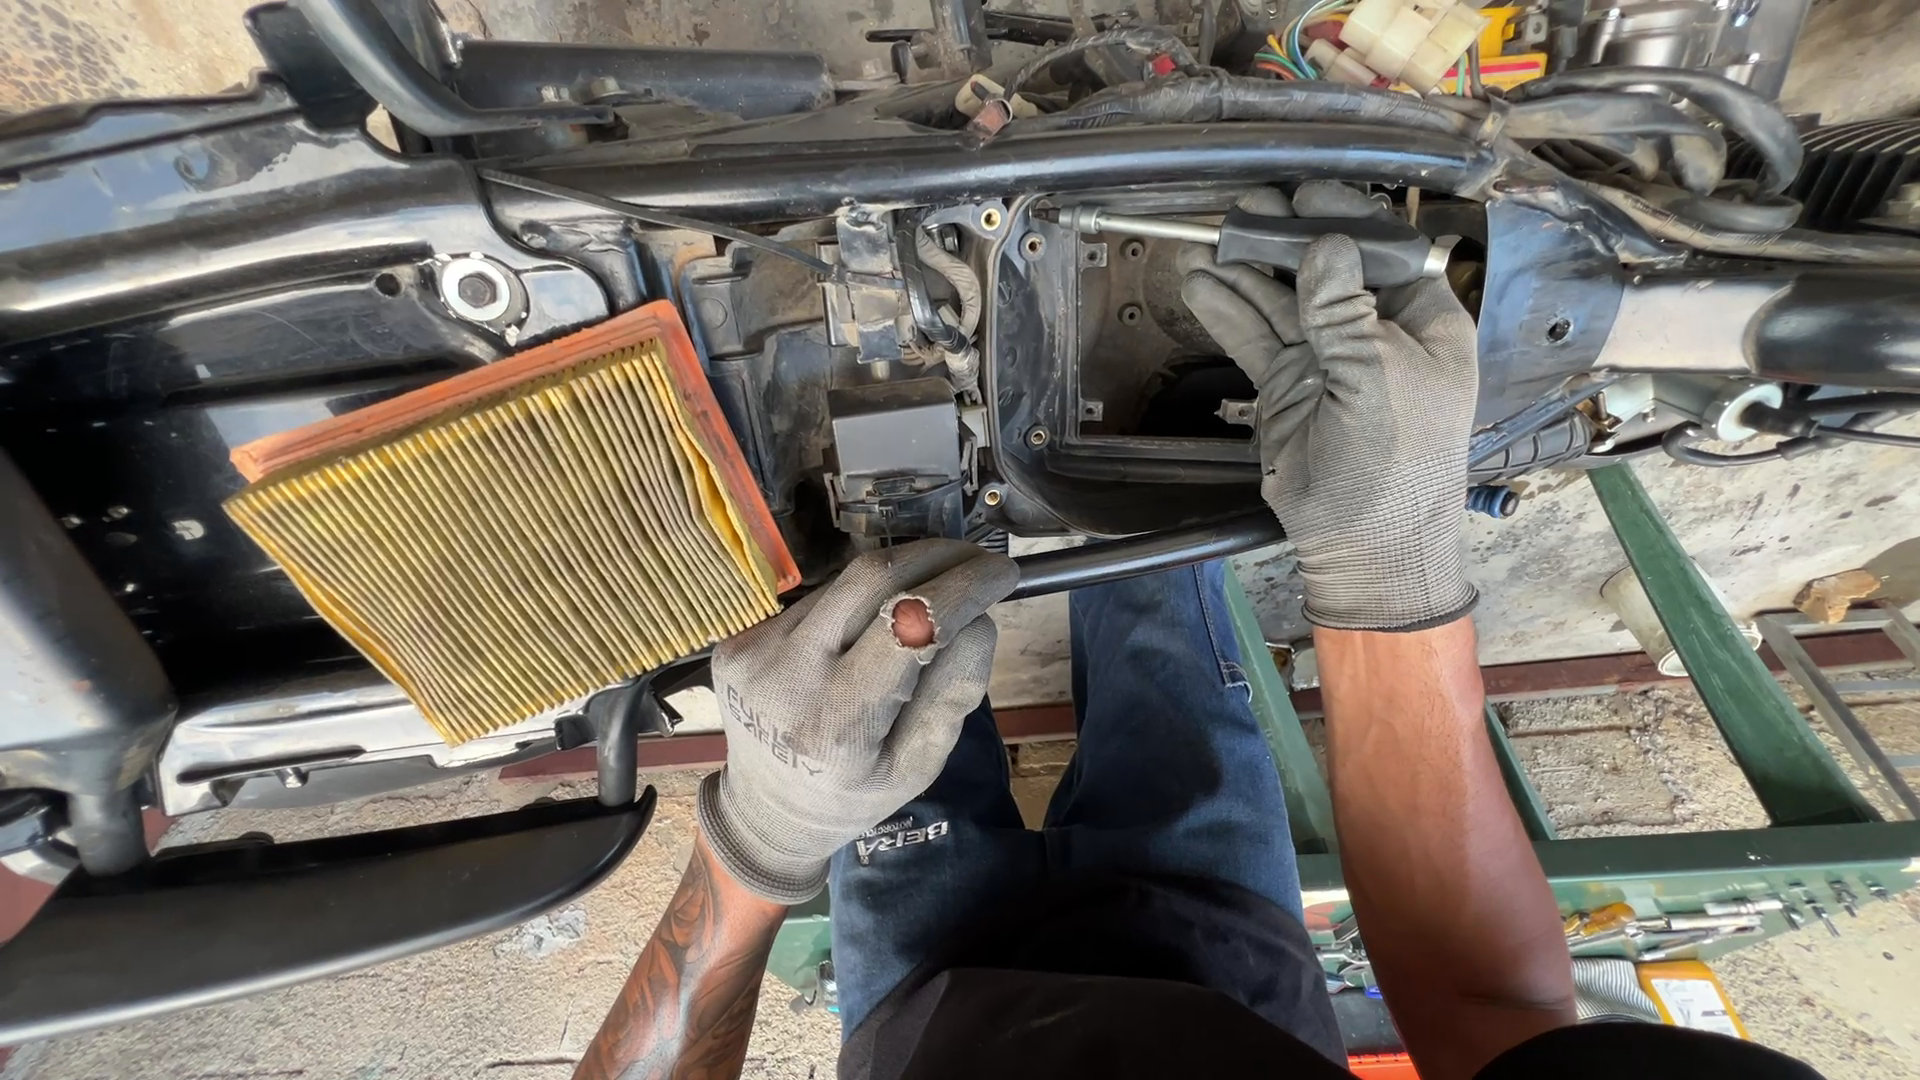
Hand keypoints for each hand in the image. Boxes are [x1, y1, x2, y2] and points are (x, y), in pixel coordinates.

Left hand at [696, 539, 1018, 902]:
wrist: (765, 811)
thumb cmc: (854, 795)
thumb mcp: (920, 765)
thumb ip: (954, 691)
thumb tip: (975, 618)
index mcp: (838, 726)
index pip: (909, 626)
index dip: (964, 587)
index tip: (1003, 573)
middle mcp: (786, 678)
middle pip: (872, 577)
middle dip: (938, 555)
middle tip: (978, 560)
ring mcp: (754, 652)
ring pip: (845, 580)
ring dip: (901, 574)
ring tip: (934, 590)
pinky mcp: (740, 638)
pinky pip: (819, 597)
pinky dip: (861, 597)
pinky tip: (875, 618)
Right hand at [1180, 181, 1477, 631]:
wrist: (1359, 540)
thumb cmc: (1393, 462)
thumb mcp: (1376, 381)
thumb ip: (1345, 315)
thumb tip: (1325, 245)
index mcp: (1419, 324)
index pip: (1382, 254)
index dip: (1345, 220)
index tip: (1305, 192)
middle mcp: (1370, 335)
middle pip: (1323, 273)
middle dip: (1285, 241)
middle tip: (1244, 208)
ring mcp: (1322, 361)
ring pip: (1280, 305)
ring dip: (1246, 274)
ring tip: (1209, 241)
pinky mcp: (1284, 388)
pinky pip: (1255, 341)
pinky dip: (1228, 315)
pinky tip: (1202, 288)